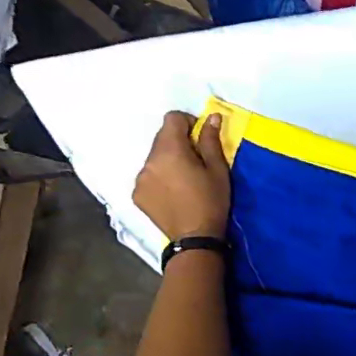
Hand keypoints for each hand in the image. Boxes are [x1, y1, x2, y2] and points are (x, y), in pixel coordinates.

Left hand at [133, 111, 229, 241]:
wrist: (195, 239)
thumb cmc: (211, 201)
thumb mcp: (218, 169)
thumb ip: (210, 139)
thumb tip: (212, 117)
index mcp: (170, 150)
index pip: (172, 118)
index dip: (188, 122)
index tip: (199, 138)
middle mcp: (149, 160)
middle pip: (161, 137)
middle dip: (178, 143)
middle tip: (194, 162)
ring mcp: (140, 178)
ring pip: (154, 157)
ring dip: (167, 160)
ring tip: (183, 180)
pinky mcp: (137, 194)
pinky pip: (148, 175)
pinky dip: (159, 177)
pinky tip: (172, 193)